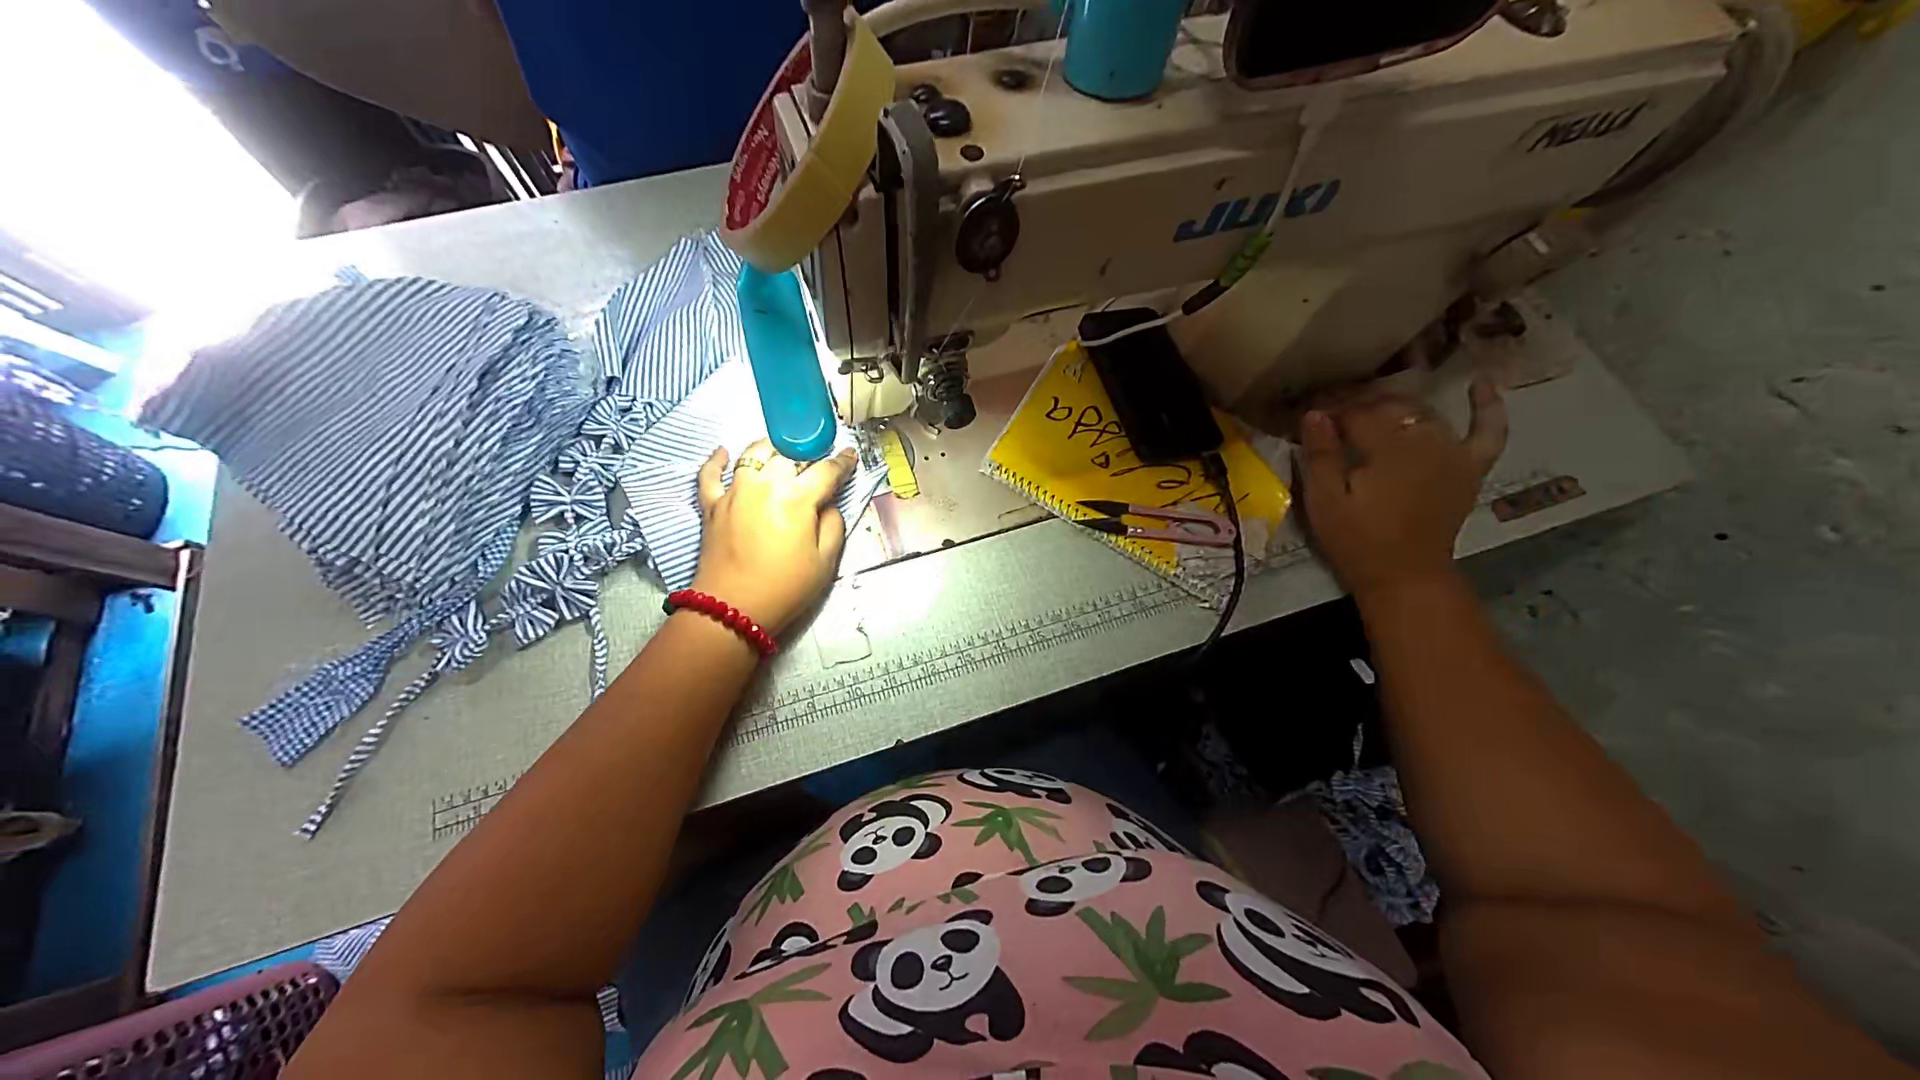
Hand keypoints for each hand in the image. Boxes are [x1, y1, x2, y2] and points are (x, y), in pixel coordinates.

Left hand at [692, 439, 857, 635]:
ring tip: (780, 451)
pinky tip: (723, 452)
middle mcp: (765, 485)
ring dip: (770, 448)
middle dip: (806, 452)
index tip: (849, 455)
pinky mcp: (711, 505)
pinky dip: (716, 460)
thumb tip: (828, 506)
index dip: (841, 461)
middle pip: (788, 454)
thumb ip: (833, 525)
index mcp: (797, 498)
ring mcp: (734, 492)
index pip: (825, 470)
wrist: (732, 609)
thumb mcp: (825, 562)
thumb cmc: (785, 588)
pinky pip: (710, 474)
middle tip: (815, 459)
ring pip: (752, 455)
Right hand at [1298, 378, 1507, 598]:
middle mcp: (1427, 440)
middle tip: (1330, 418)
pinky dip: (1488, 407)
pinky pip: (1488, 431)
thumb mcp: (1324, 500)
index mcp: (1389, 448)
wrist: (1404, 576)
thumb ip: (1320, 454)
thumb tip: (1315, 413)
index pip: (1357, 412)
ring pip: (1424, 413)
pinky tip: (1482, 384)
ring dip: (1396, 407)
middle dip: (1358, 407)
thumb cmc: (1357, 540)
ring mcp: (1454, 452)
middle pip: (1390, 407)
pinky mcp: (1470, 467)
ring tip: (1369, 411)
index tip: (1308, 414)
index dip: (1330, 410)